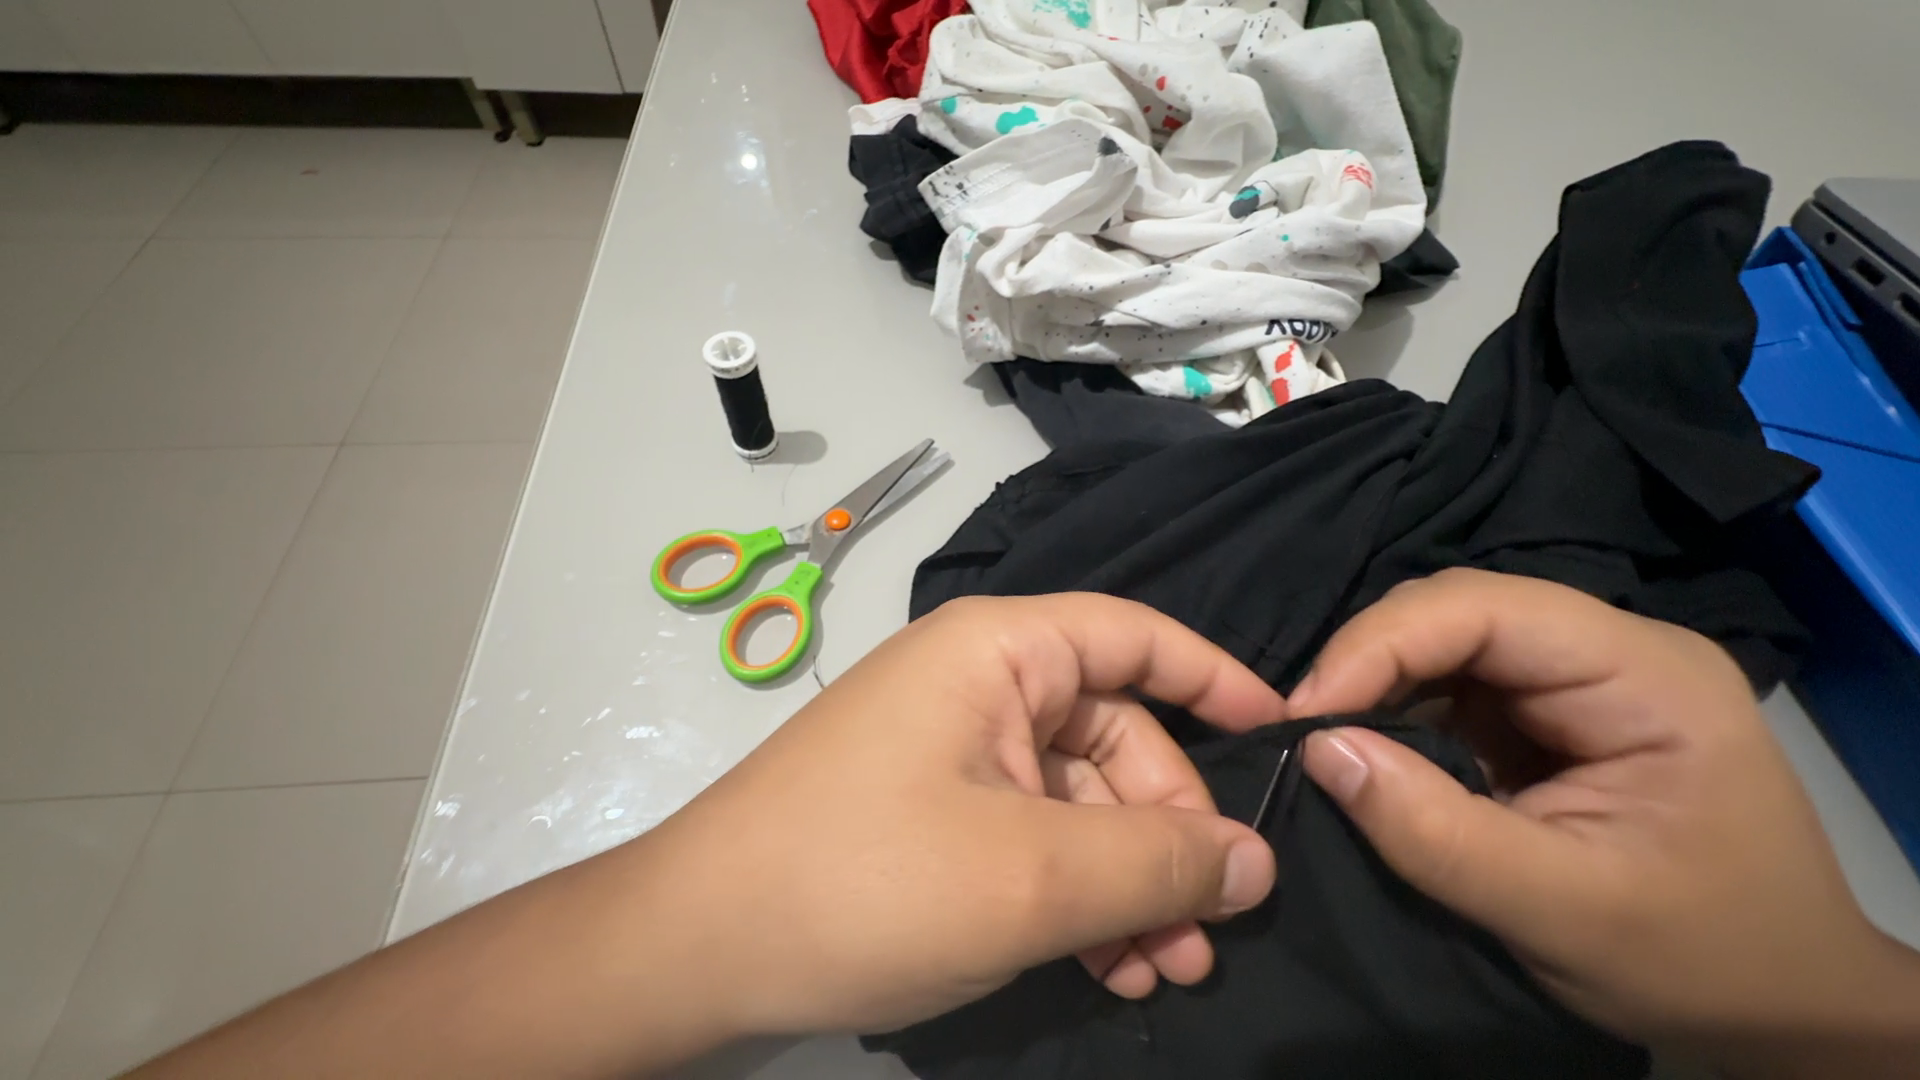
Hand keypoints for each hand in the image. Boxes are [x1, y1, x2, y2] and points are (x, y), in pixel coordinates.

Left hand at [123, 593, 1282, 1079]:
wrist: (697, 945)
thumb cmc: (869, 880)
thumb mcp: (1032, 875)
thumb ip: (1157, 862)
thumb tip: (1255, 859)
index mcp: (997, 651)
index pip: (1133, 637)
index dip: (1214, 680)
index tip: (1280, 740)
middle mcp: (977, 683)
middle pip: (1113, 735)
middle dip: (1167, 832)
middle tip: (1206, 931)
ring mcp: (952, 747)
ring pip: (1077, 798)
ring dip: (1127, 879)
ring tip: (1161, 969)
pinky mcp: (933, 807)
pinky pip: (1032, 832)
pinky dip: (1075, 892)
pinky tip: (1106, 963)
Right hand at [1287, 569, 1919, 1076]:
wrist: (1776, 1004)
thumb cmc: (1698, 960)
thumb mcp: (1563, 913)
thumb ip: (1434, 833)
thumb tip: (1318, 749)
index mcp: (1644, 676)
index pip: (1485, 610)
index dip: (1379, 645)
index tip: (1306, 714)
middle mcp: (1607, 649)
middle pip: (1453, 609)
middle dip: (1367, 659)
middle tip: (1304, 727)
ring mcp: (1572, 673)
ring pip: (1437, 637)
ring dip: (1372, 681)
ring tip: (1326, 737)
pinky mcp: (1539, 704)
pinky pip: (1443, 679)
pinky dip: (1390, 705)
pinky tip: (1369, 744)